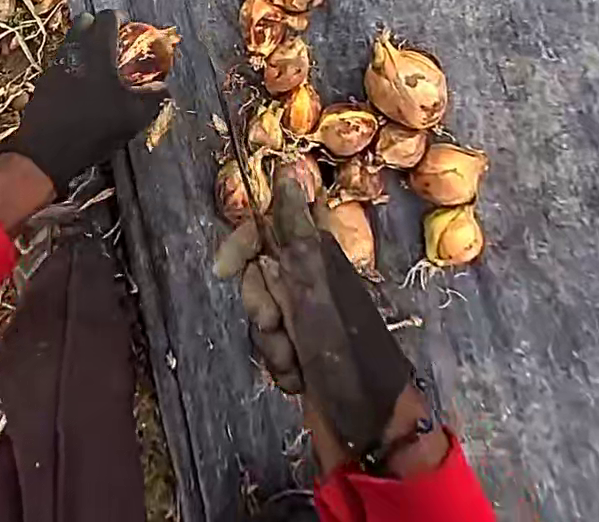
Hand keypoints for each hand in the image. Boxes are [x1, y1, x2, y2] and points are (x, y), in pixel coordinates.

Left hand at [0, 11, 166, 191]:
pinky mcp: (43, 80)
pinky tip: (82, 86)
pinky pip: (62, 61)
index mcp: (97, 49)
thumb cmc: (95, 126)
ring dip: (85, 45)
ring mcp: (54, 64)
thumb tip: (164, 87)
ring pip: (71, 41)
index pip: (108, 17)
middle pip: (84, 22)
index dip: (120, 18)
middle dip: (99, 26)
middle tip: (114, 42)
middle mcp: (73, 49)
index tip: (129, 26)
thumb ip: (153, 96)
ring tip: (100, 65)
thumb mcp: (134, 114)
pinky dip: (74, 64)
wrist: (46, 150)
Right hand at [216, 176, 415, 465]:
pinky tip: (298, 378)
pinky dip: (278, 362)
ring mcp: (305, 316)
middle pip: (256, 271)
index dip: (242, 244)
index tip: (225, 267)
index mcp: (316, 254)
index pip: (265, 227)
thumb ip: (295, 227)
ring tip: (295, 359)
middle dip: (260, 303)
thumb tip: (288, 167)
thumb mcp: (315, 284)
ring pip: (260, 310)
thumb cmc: (345, 350)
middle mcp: (309, 279)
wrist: (373, 430)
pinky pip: (269, 343)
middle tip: (280, 324)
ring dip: (270, 339)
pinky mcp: (301, 349)